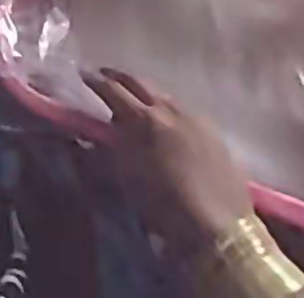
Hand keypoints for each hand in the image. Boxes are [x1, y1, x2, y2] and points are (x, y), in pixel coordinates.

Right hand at [87, 69, 252, 242]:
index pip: (111, 88)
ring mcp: (193, 116)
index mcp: (143, 118)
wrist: (221, 229)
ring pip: (161, 92)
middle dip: (117, 76)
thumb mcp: (127, 172)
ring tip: (133, 95)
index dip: (94, 80)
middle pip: (137, 81)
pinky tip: (164, 117)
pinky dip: (166, 106)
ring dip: (143, 90)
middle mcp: (167, 109)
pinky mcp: (212, 130)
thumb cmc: (164, 205)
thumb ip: (114, 140)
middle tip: (104, 74)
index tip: (82, 73)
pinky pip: (181, 108)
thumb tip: (107, 123)